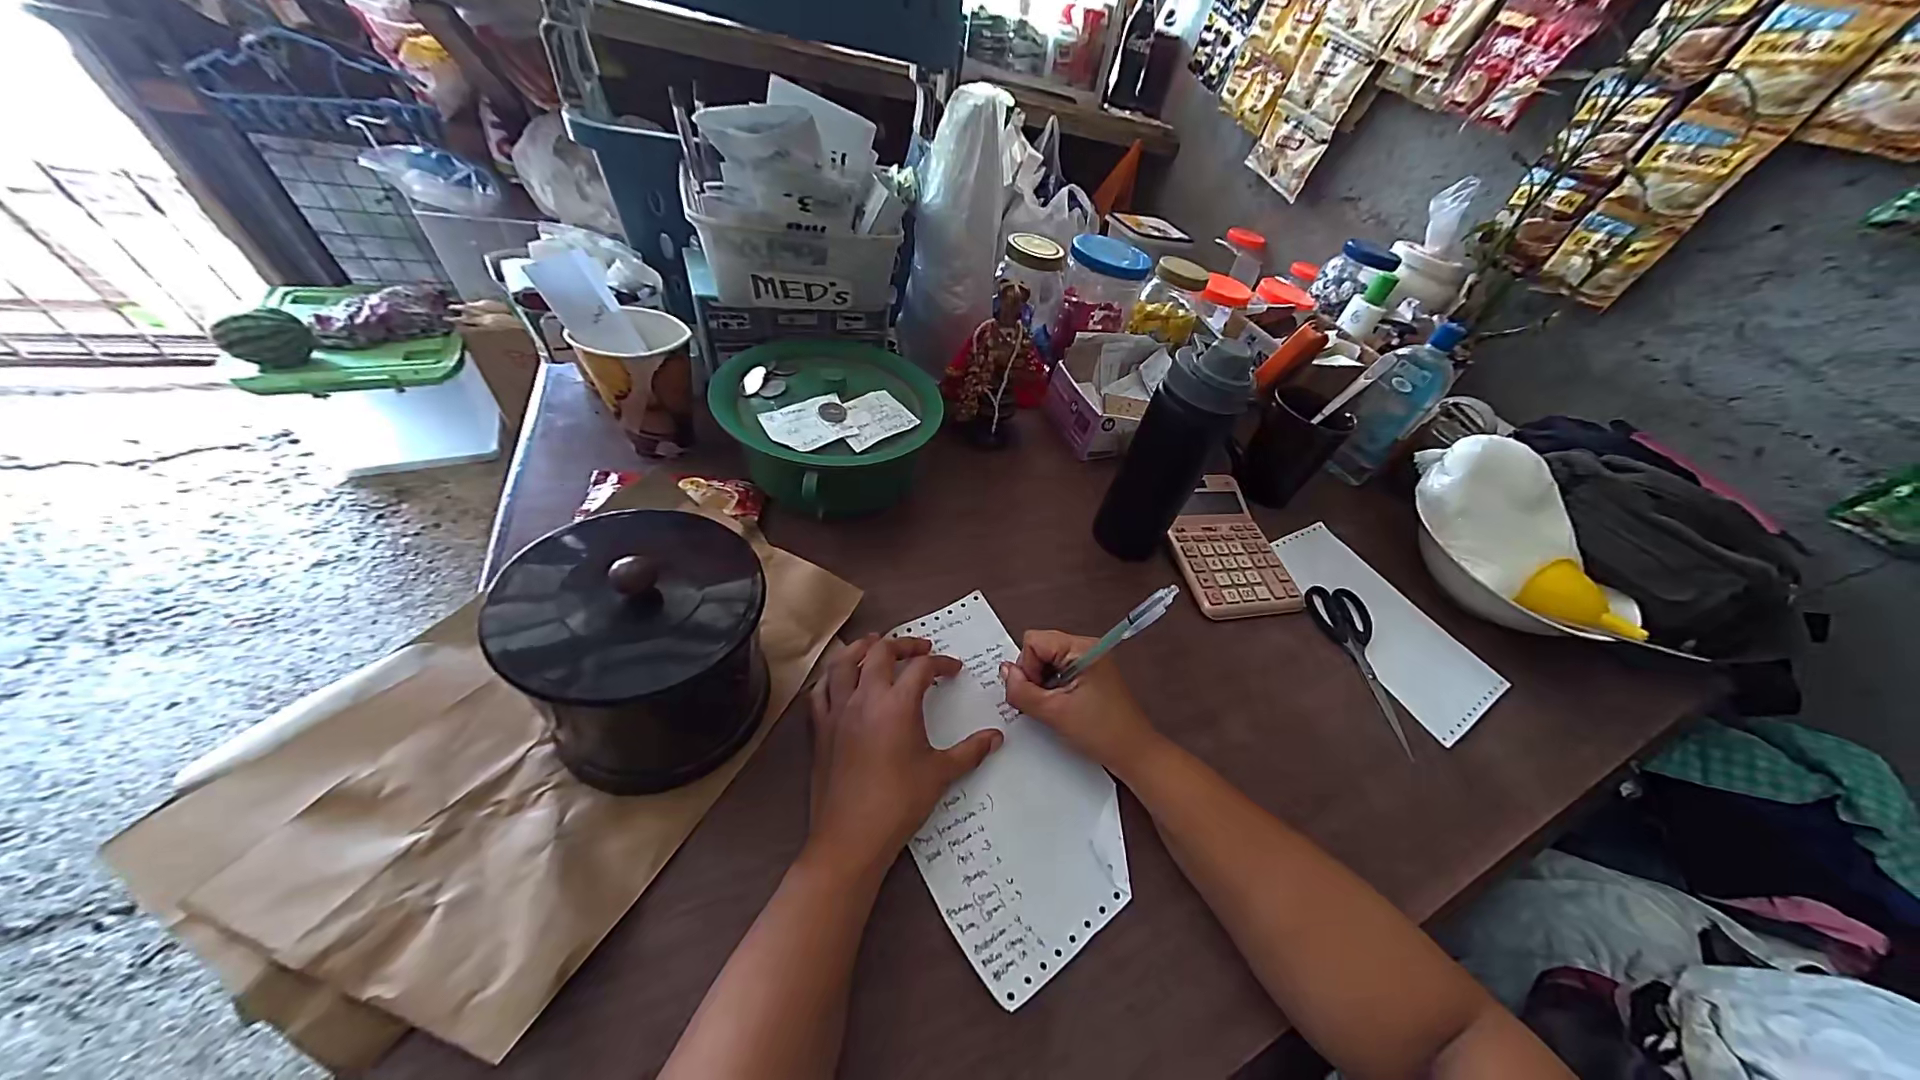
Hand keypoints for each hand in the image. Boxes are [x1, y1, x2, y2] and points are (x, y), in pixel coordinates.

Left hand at [807, 634, 1003, 874]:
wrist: (851, 836)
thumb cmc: (898, 803)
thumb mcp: (940, 774)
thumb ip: (970, 751)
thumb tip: (994, 738)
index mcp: (897, 705)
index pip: (921, 668)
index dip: (941, 662)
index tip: (953, 669)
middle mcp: (865, 699)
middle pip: (880, 652)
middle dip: (903, 645)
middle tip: (919, 649)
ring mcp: (838, 712)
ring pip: (843, 663)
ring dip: (861, 648)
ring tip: (873, 643)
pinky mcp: (820, 729)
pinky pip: (821, 691)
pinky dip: (832, 677)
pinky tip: (839, 679)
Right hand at [1000, 629, 1163, 774]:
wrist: (1133, 754)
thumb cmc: (1103, 732)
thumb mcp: (1053, 712)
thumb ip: (1021, 690)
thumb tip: (1004, 672)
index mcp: (1083, 648)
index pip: (1034, 641)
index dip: (1027, 667)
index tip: (1037, 692)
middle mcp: (1087, 648)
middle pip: (1039, 648)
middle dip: (1034, 675)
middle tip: (1046, 702)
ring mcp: (1089, 660)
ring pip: (1046, 661)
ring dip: (1042, 684)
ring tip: (1056, 706)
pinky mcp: (1089, 674)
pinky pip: (1058, 671)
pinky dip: (1052, 688)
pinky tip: (1061, 706)